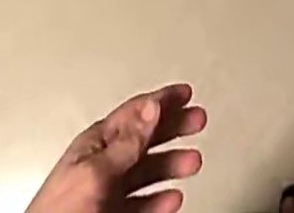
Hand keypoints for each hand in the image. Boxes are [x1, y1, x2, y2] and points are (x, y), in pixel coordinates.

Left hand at [25, 84, 206, 212]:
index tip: (185, 92)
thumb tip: (152, 106)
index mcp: (95, 145)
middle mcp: (102, 165)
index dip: (162, 99)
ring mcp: (105, 194)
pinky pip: (141, 205)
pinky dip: (159, 201)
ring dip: (171, 165)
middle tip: (198, 119)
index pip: (135, 112)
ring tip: (193, 162)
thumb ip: (126, 142)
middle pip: (145, 138)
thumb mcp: (95, 174)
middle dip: (173, 127)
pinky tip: (172, 199)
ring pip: (147, 172)